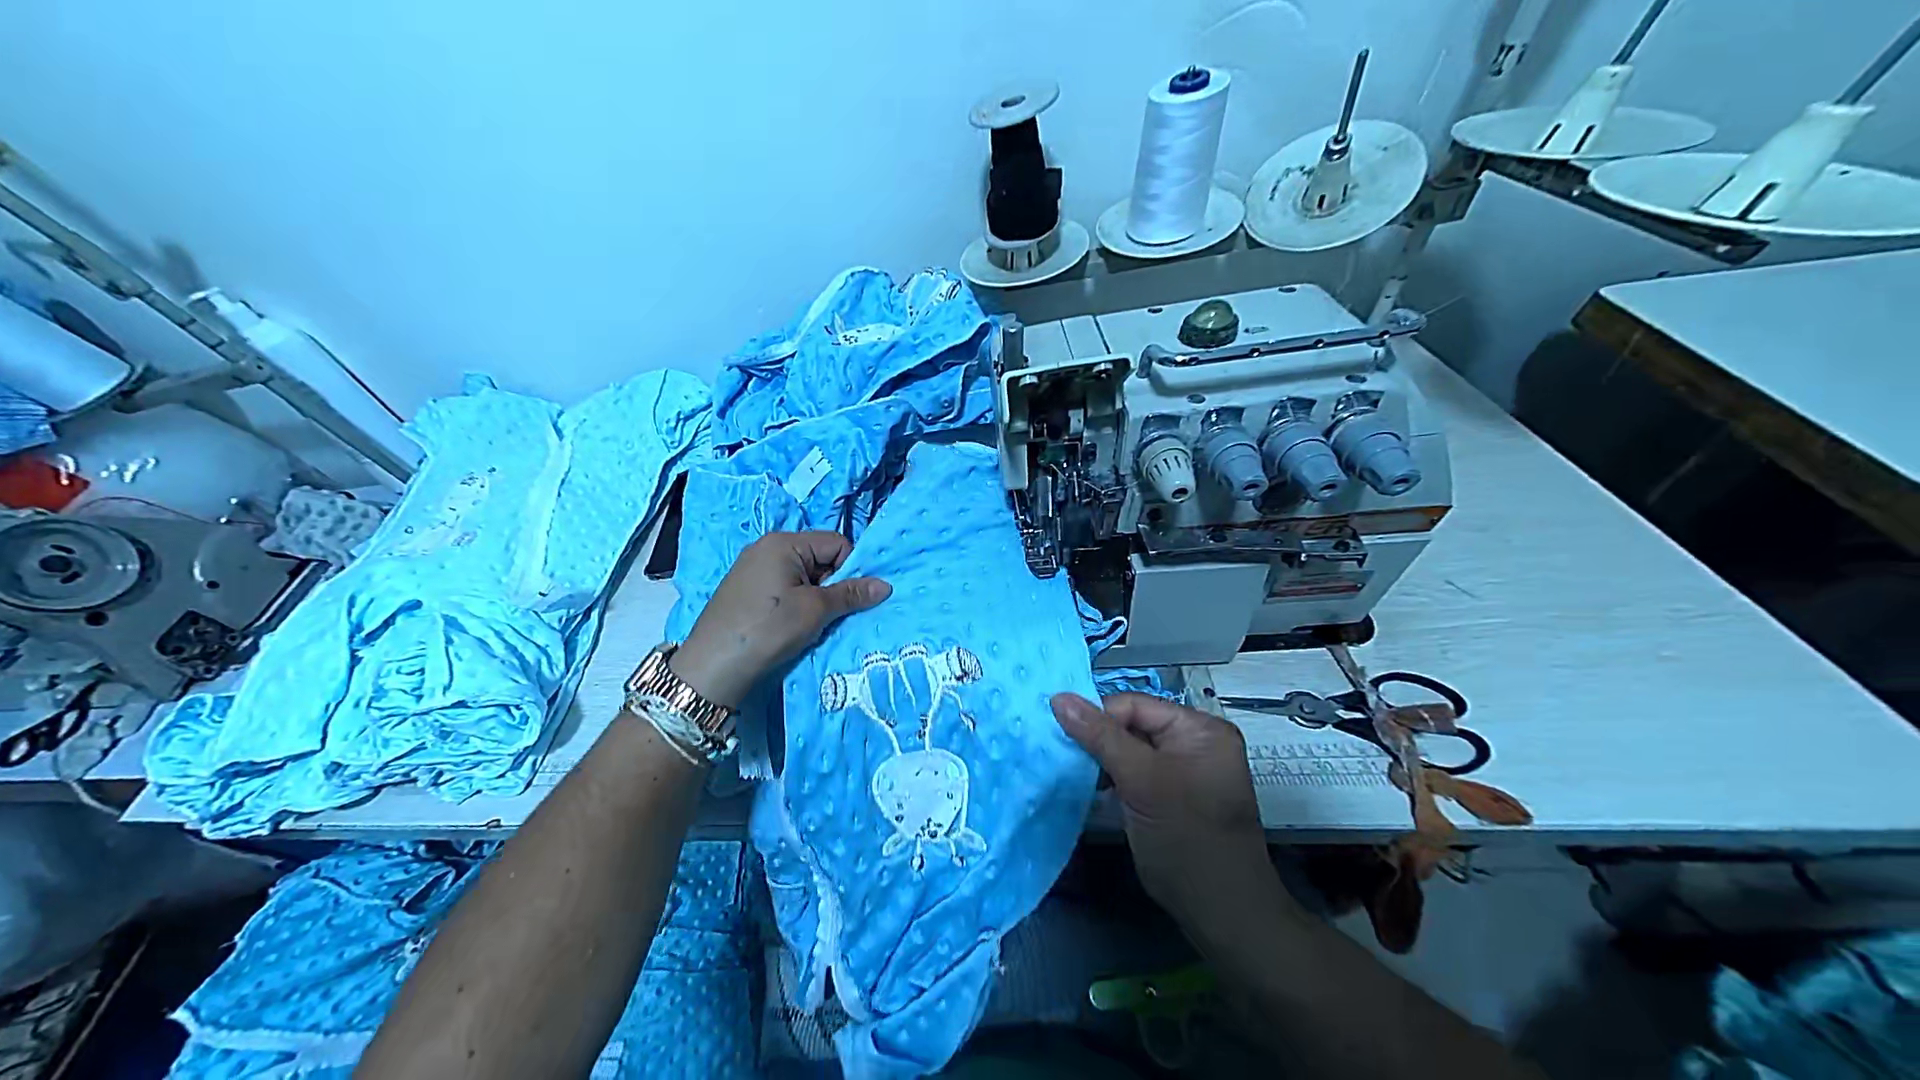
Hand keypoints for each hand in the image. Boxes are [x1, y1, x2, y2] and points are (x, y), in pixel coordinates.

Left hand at [670, 532, 889, 707]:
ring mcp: (754, 569)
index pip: (836, 543)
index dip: (849, 570)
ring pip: (804, 576)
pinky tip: (791, 627)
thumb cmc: (767, 628)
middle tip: (829, 615)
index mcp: (784, 542)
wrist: (713, 667)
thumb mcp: (815, 610)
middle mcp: (767, 547)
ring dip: (816, 599)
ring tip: (809, 625)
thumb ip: (851, 594)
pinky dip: (797, 605)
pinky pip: (786, 588)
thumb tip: (885, 585)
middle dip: (832, 585)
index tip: (847, 600)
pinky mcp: (747, 590)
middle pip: (820, 558)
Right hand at [1051, 692, 1285, 926]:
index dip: (1099, 720)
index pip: (1134, 705)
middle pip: (1132, 725)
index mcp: (1200, 729)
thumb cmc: (1185, 838)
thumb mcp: (1141, 781)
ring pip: (1131, 750)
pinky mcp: (1174, 795)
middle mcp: (1196, 742)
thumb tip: (1058, 698)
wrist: (1221, 913)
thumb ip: (1100, 737)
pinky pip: (1138, 772)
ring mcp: (1186, 771)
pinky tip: (1099, 792)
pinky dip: (1116, 779)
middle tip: (1070, 762)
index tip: (1067, 745)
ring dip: (1105, 762)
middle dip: (1100, 742)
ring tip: (1083, 780)